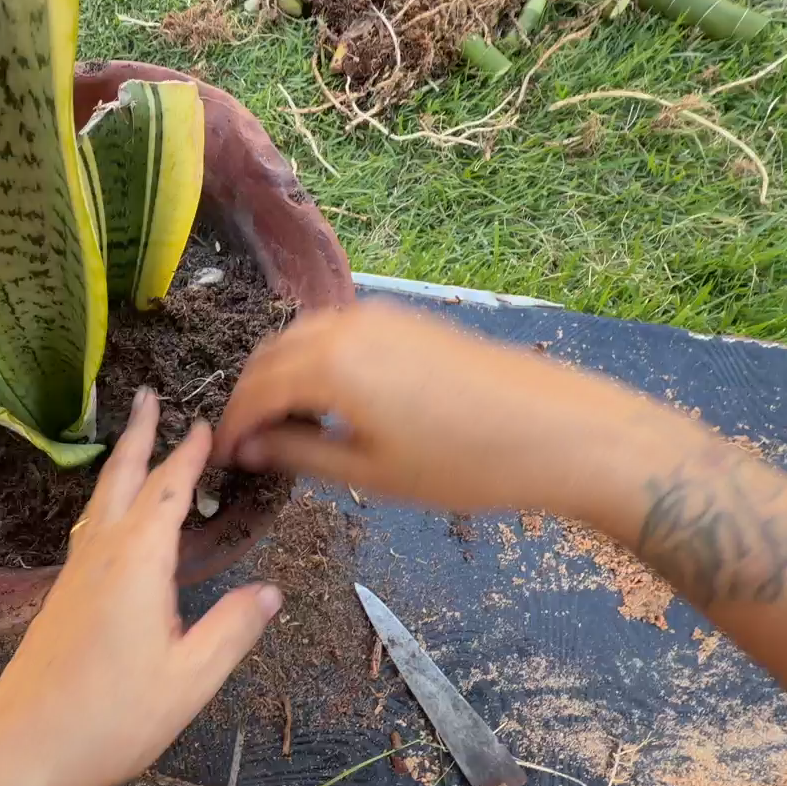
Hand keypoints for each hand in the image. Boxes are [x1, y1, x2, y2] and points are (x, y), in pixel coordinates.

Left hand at [0, 387, 283, 785]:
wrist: (24, 746)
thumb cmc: (113, 715)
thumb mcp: (189, 678)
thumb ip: (232, 629)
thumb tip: (270, 591)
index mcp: (137, 561)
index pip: (167, 491)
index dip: (188, 456)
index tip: (204, 424)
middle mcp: (101, 552)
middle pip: (121, 476)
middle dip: (137, 433)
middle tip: (145, 394)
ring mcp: (75, 571)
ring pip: (100, 499)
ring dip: (120, 464)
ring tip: (133, 441)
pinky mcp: (61, 592)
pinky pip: (91, 527)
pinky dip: (109, 501)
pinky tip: (113, 518)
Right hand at [212, 302, 704, 518]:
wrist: (563, 431)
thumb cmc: (462, 463)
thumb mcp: (368, 471)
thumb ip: (297, 453)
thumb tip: (248, 448)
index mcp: (328, 363)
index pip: (255, 391)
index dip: (233, 427)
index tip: (223, 458)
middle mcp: (343, 324)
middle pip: (269, 356)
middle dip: (250, 398)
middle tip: (249, 443)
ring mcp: (375, 313)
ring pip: (298, 338)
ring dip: (278, 375)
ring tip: (283, 422)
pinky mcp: (402, 316)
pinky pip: (331, 330)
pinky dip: (310, 358)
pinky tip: (324, 394)